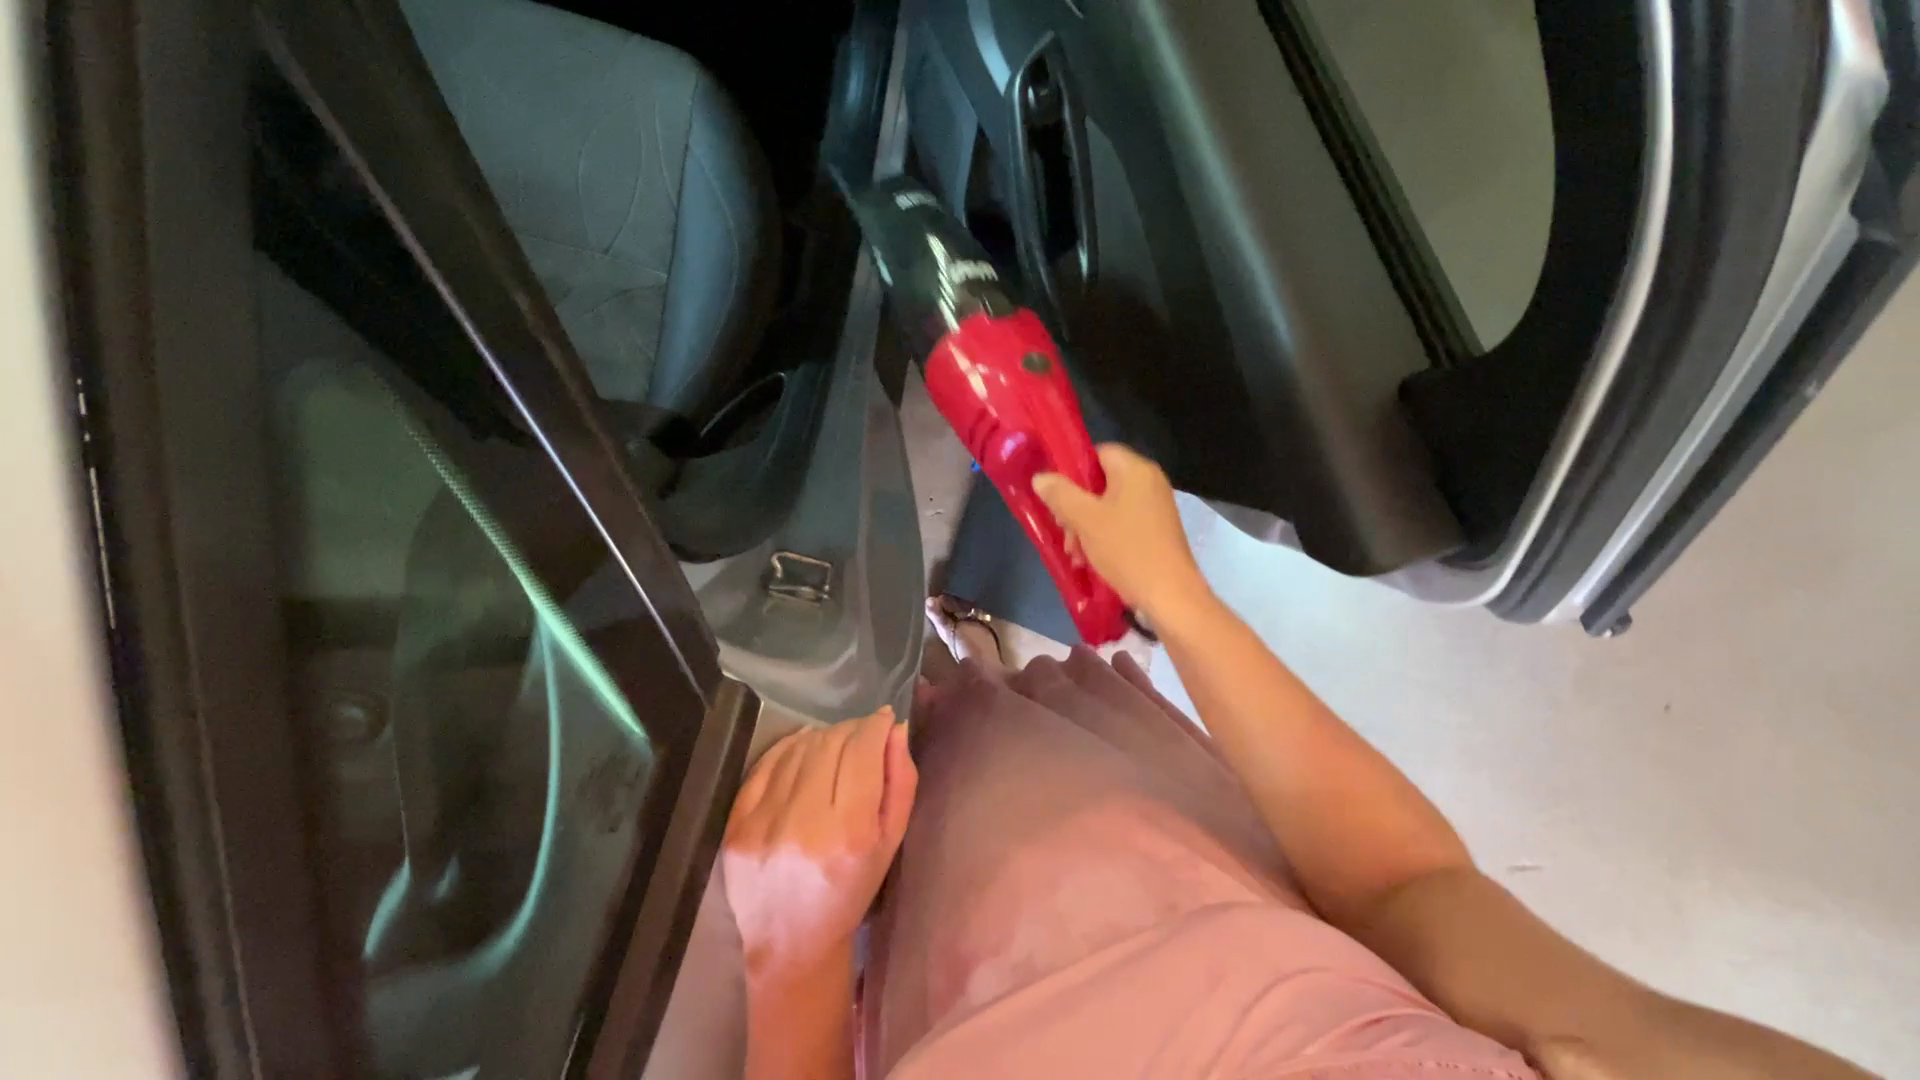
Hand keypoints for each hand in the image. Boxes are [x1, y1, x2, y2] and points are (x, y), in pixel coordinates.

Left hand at [723, 708, 917, 982]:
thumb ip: (900, 783)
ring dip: (823, 737)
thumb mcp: (891, 845)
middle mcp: (804, 822)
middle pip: (831, 742)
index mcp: (850, 832)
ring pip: (800, 747)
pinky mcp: (738, 823)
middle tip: (863, 738)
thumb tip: (896, 730)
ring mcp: (765, 821)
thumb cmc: (850, 894)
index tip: (884, 722)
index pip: (862, 749)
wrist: (788, 943)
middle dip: (853, 730)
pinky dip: (790, 748)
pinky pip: (767, 762)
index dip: (876, 726)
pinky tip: (805, 750)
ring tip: (836, 748)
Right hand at [1033, 443, 1211, 627]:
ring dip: (1086, 526)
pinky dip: (1104, 537)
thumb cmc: (1126, 549)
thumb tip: (1041, 477)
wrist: (1169, 594)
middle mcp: (1149, 482)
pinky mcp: (1157, 531)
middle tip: (1063, 530)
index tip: (1056, 495)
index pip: (1098, 452)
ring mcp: (1156, 507)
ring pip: (1109, 506)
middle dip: (1076, 506)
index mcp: (1135, 469)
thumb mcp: (1085, 519)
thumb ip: (1060, 494)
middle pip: (1101, 482)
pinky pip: (1123, 523)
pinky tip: (1090, 560)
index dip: (1073, 470)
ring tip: (1075, 553)